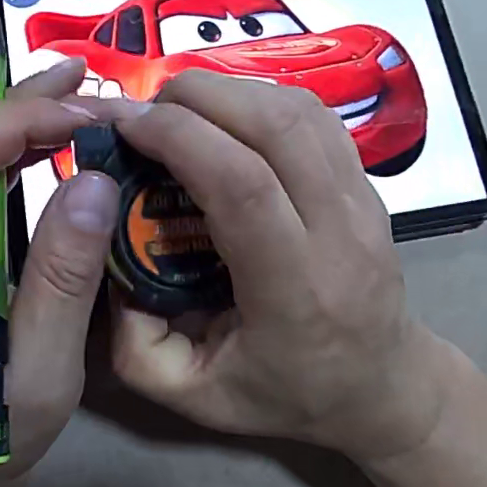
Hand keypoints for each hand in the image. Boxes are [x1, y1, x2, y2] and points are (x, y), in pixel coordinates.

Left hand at [0, 57, 121, 486]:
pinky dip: (12, 156)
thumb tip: (94, 180)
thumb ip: (63, 280)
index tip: (85, 116)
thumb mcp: (41, 373)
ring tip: (77, 92)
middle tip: (88, 86)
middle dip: (18, 109)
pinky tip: (51, 139)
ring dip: (16, 122)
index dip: (14, 123)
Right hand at [109, 71, 451, 460]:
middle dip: (198, 98)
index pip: (241, 184)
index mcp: (296, 289)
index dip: (179, 139)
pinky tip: (225, 116)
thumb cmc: (287, 394)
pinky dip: (260, 98)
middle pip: (274, 126)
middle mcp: (340, 231)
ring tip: (178, 110)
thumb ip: (134, 342)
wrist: (381, 385)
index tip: (127, 127)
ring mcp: (362, 199)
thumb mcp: (193, 396)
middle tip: (144, 112)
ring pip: (298, 109)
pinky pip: (314, 115)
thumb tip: (105, 257)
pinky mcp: (366, 182)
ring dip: (228, 91)